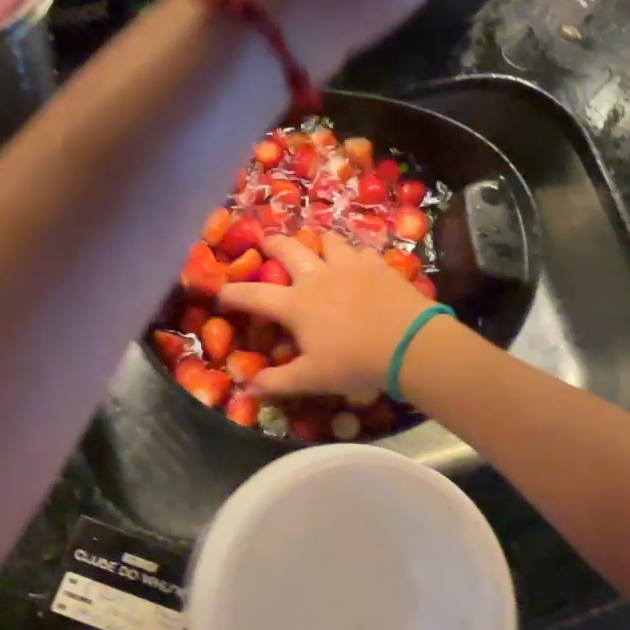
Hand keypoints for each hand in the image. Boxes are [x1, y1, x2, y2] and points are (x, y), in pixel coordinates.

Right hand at [217, 233, 448, 398]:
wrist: (410, 343)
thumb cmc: (355, 362)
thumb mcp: (313, 378)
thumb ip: (277, 381)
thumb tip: (246, 389)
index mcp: (295, 304)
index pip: (253, 294)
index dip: (232, 293)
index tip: (219, 291)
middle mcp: (317, 276)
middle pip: (288, 249)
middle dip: (272, 244)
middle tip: (267, 243)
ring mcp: (349, 265)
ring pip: (327, 240)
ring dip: (316, 241)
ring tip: (316, 245)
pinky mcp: (377, 264)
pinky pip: (360, 250)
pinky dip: (354, 253)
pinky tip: (357, 260)